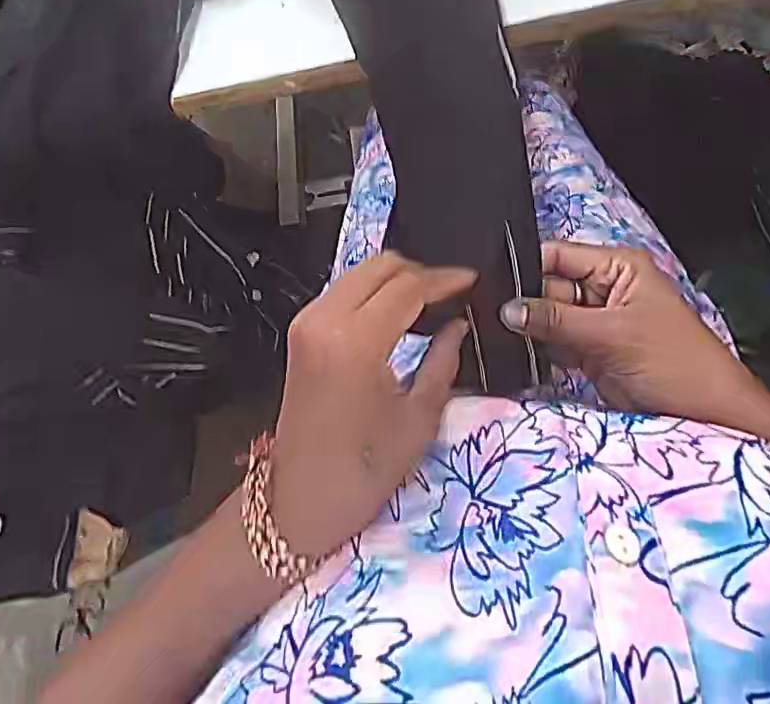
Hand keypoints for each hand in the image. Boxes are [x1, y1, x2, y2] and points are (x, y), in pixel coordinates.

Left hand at [270, 253, 473, 556]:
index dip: (445, 279)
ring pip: (361, 272)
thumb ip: (442, 361)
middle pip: (382, 265)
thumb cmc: (362, 473)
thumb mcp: (417, 420)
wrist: (298, 503)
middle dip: (421, 272)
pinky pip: (345, 290)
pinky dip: (374, 291)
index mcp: (356, 342)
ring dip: (396, 278)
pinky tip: (397, 313)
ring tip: (429, 301)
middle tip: (451, 292)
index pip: (409, 286)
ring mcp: (307, 323)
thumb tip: (458, 326)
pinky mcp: (301, 332)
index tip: (471, 280)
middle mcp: (325, 321)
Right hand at [498, 240, 769, 429]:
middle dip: (525, 303)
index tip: (492, 283)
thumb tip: (508, 308)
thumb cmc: (674, 362)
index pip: (560, 255)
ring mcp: (596, 322)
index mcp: (617, 267)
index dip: (527, 267)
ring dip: (530, 329)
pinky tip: (518, 354)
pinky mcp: (592, 351)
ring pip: (550, 317)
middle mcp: (604, 288)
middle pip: (550, 287)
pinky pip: (557, 343)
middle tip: (490, 317)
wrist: (708, 415)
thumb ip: (556, 319)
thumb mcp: (612, 334)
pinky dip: (541, 350)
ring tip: (500, 336)